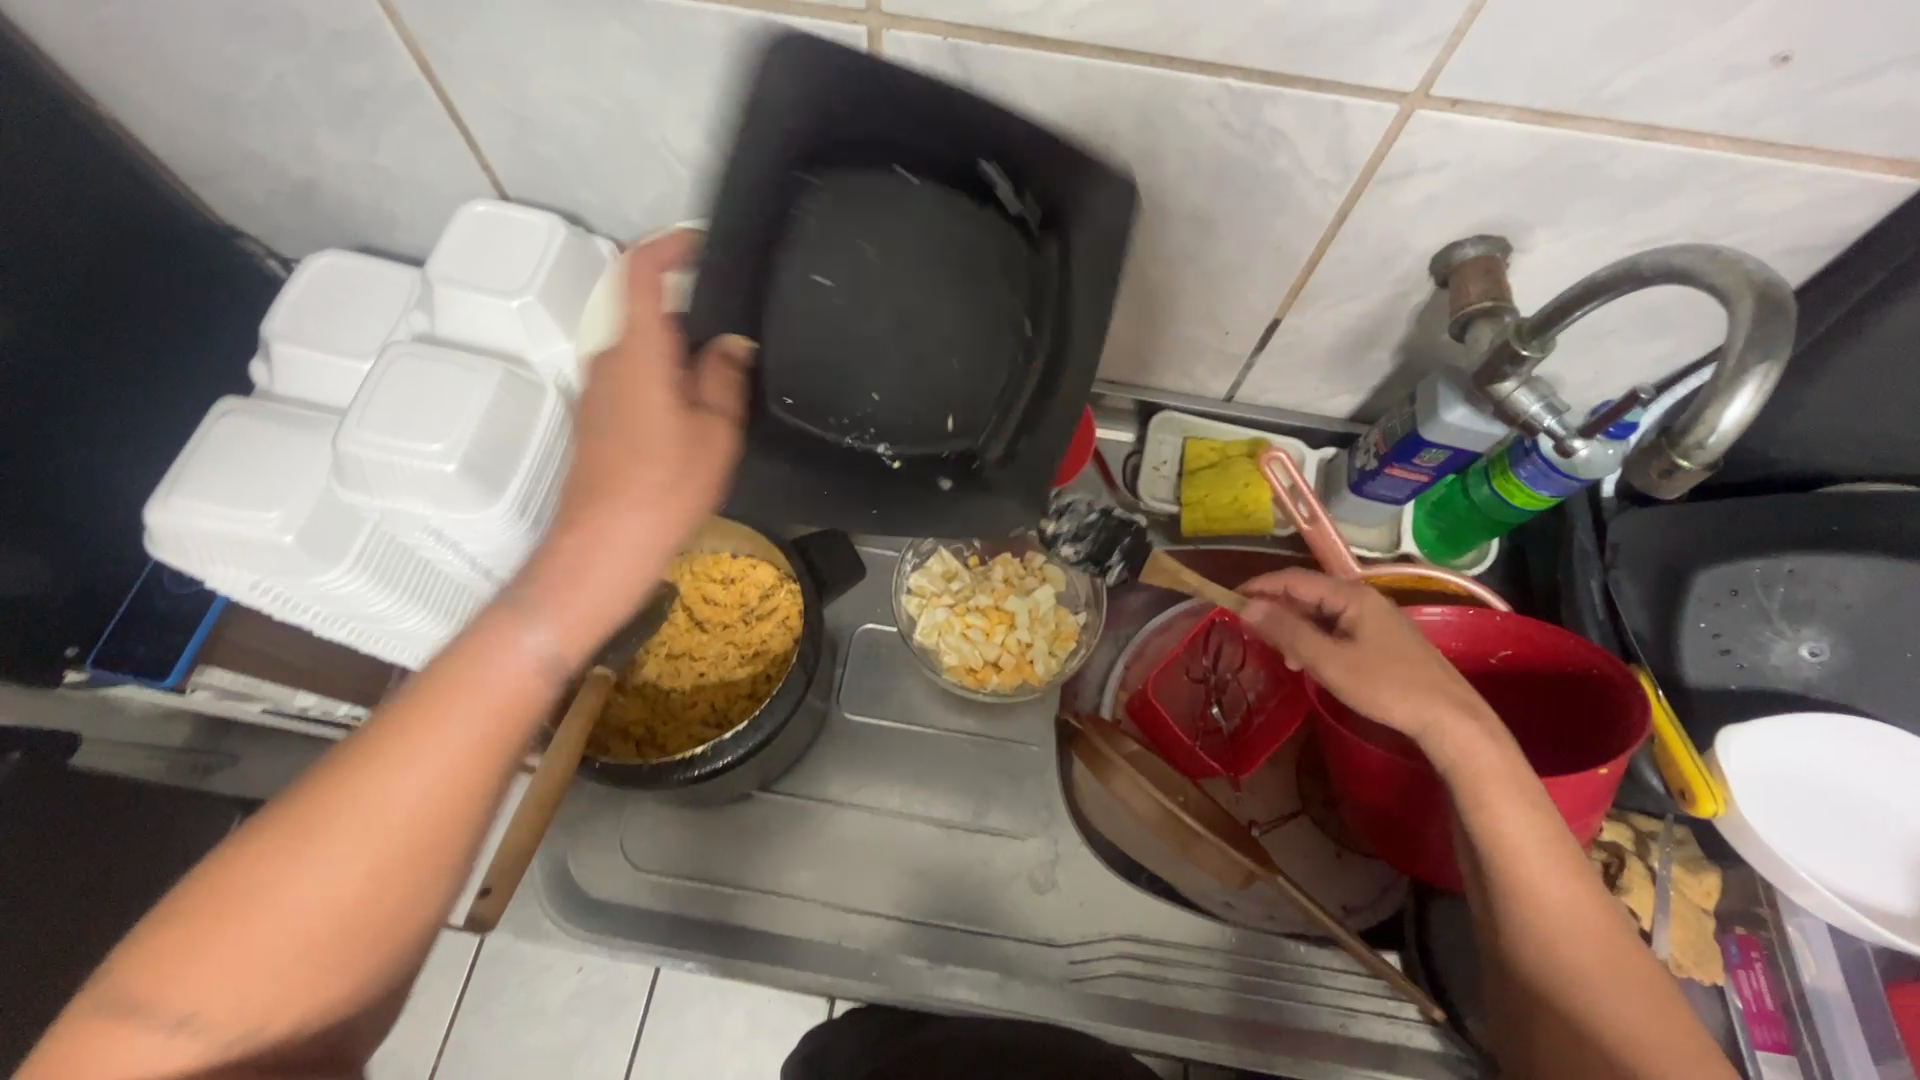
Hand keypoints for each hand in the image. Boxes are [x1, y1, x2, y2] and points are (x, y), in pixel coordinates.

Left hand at [510, 230, 753, 661]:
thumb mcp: (714, 432)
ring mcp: (598, 391)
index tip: (705, 245)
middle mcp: (608, 360)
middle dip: (696, 321)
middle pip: (651, 316)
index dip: (671, 245)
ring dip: (684, 359)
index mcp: (638, 351)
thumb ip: (723, 376)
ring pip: (646, 352)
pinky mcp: (598, 420)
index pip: (641, 271)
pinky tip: (698, 425)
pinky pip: (637, 381)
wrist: (603, 548)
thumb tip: (731, 343)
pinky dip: (668, 384)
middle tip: (742, 348)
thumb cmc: (663, 488)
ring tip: (727, 394)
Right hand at [1238, 568, 1496, 748]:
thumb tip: (1248, 605)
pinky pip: (1336, 628)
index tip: (1229, 599)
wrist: (1449, 717)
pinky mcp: (1382, 639)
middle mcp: (1363, 599)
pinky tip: (1309, 663)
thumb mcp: (1328, 660)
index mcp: (1351, 596)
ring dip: (1295, 628)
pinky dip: (1315, 639)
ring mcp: (1375, 619)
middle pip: (1308, 594)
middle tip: (1251, 632)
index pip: (1294, 579)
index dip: (1260, 586)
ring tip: (1282, 656)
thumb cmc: (1386, 686)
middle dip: (1277, 609)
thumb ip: (1287, 631)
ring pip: (1321, 613)